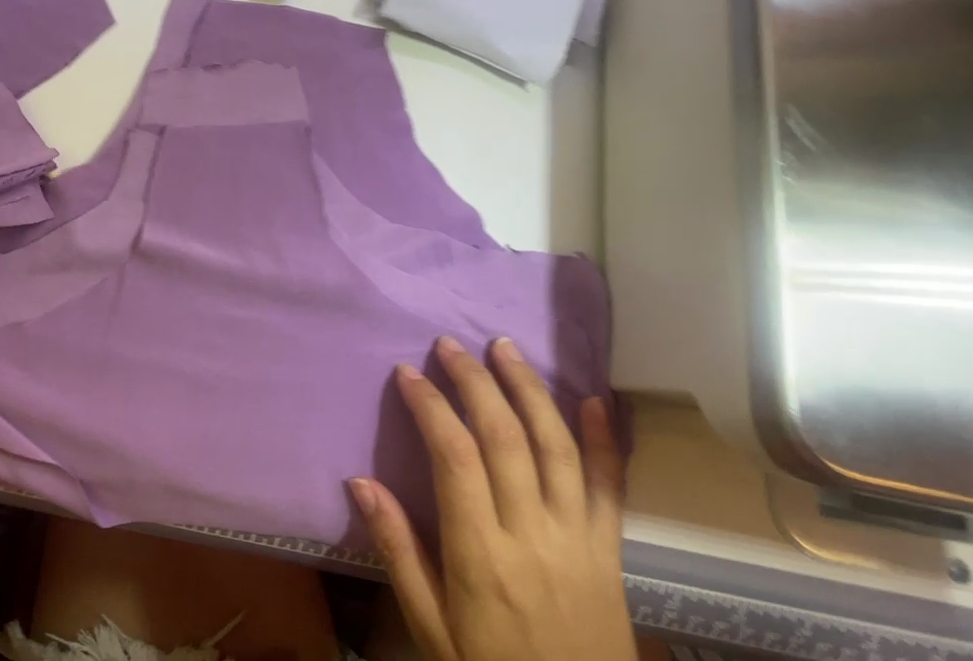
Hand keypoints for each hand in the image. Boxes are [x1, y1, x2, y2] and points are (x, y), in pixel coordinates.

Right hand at [349, 336, 630, 660]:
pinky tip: (594, 398)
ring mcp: (579, 540)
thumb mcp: (431, 628)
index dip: (430, 407)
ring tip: (505, 348)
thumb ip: (399, 552)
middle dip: (475, 383)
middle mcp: (533, 535)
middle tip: (449, 345)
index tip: (407, 373)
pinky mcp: (611, 552)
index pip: (454, 458)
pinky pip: (611, 487)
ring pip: (556, 448)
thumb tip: (361, 483)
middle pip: (505, 439)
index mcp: (481, 555)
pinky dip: (603, 439)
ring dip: (529, 391)